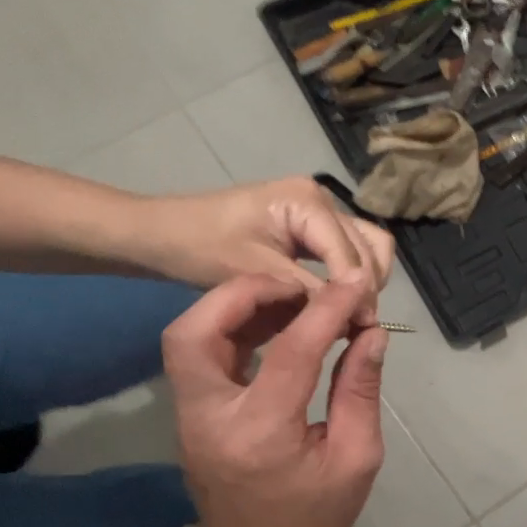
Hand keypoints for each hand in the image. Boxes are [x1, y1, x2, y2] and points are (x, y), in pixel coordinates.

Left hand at [135, 177, 394, 311]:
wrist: (156, 232)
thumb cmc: (197, 247)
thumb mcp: (253, 272)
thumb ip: (309, 289)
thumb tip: (357, 313)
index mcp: (307, 201)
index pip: (349, 252)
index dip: (358, 290)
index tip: (362, 327)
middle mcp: (323, 199)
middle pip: (370, 246)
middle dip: (367, 286)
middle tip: (359, 324)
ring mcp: (321, 210)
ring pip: (368, 247)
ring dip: (365, 280)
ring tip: (352, 313)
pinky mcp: (314, 224)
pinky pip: (349, 249)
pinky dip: (351, 274)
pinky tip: (339, 299)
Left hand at [161, 272, 386, 526]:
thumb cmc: (318, 515)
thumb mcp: (359, 455)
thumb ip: (360, 389)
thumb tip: (371, 332)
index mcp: (260, 432)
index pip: (293, 351)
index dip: (329, 309)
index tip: (359, 283)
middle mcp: (209, 418)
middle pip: (196, 332)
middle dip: (247, 293)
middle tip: (301, 280)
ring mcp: (190, 416)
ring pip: (187, 338)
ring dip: (236, 305)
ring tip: (294, 294)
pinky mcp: (191, 414)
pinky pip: (200, 354)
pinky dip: (234, 326)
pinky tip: (278, 322)